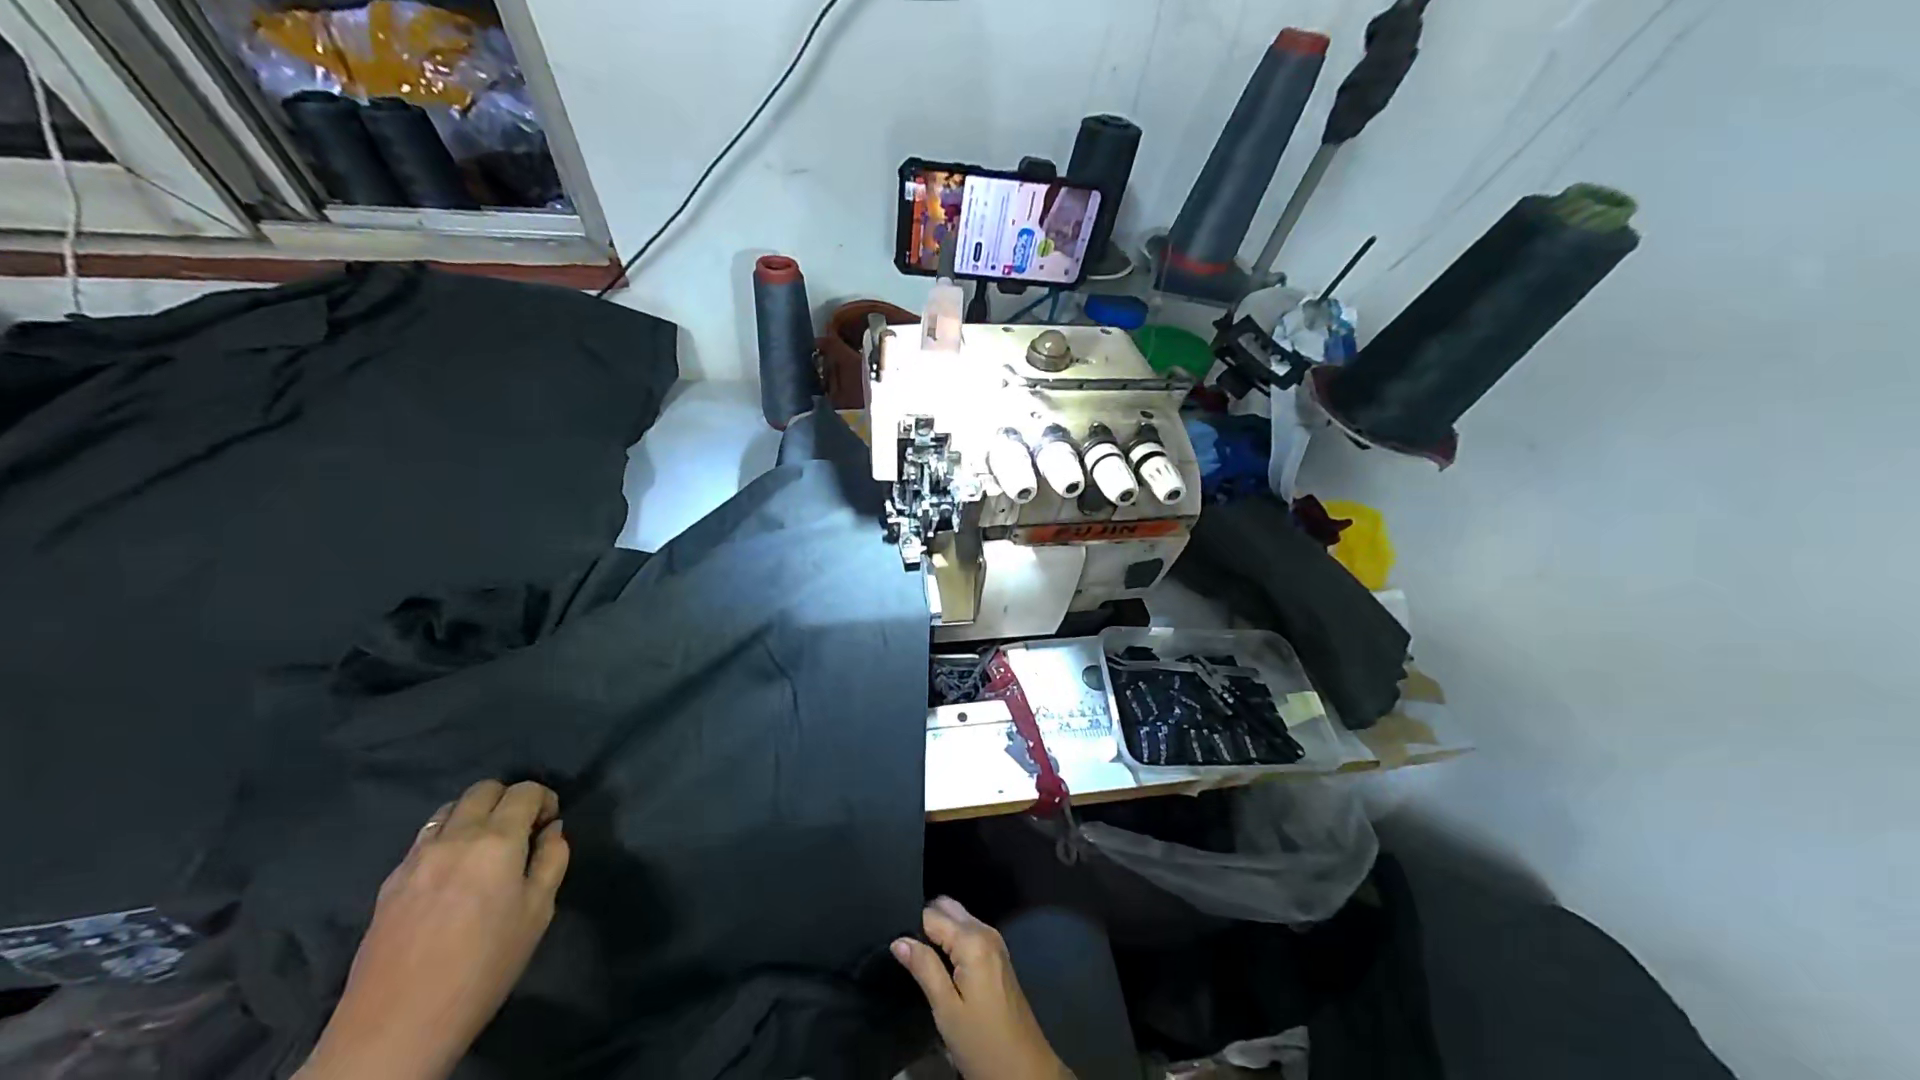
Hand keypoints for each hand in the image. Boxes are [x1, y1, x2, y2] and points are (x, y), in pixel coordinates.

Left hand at [296, 779, 569, 1079]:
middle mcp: (455, 838)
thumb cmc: (484, 967)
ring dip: (475, 814)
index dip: (544, 799)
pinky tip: (453, 872)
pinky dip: (448, 837)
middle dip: (509, 799)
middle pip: (483, 789)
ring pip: (450, 808)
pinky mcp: (390, 881)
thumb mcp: (538, 914)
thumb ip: (552, 861)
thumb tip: (551, 831)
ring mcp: (416, 857)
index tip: (549, 825)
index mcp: (496, 842)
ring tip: (486, 848)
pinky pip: (425, 838)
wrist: (396, 1026)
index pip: (524, 791)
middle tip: (521, 830)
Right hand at [892, 896, 1071, 1079]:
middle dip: (925, 923)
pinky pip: (968, 933)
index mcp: (973, 940)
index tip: (897, 949)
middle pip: (947, 908)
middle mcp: (986, 931)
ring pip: (958, 919)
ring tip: (919, 960)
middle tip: (907, 953)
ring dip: (938, 932)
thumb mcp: (946, 1009)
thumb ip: (924, 968)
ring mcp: (995, 943)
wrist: (1025, 1069)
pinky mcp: (997, 956)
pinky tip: (939, 964)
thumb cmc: (982, 1041)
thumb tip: (899, 940)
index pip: (931, 914)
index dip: (912, 929)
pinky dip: (952, 940)